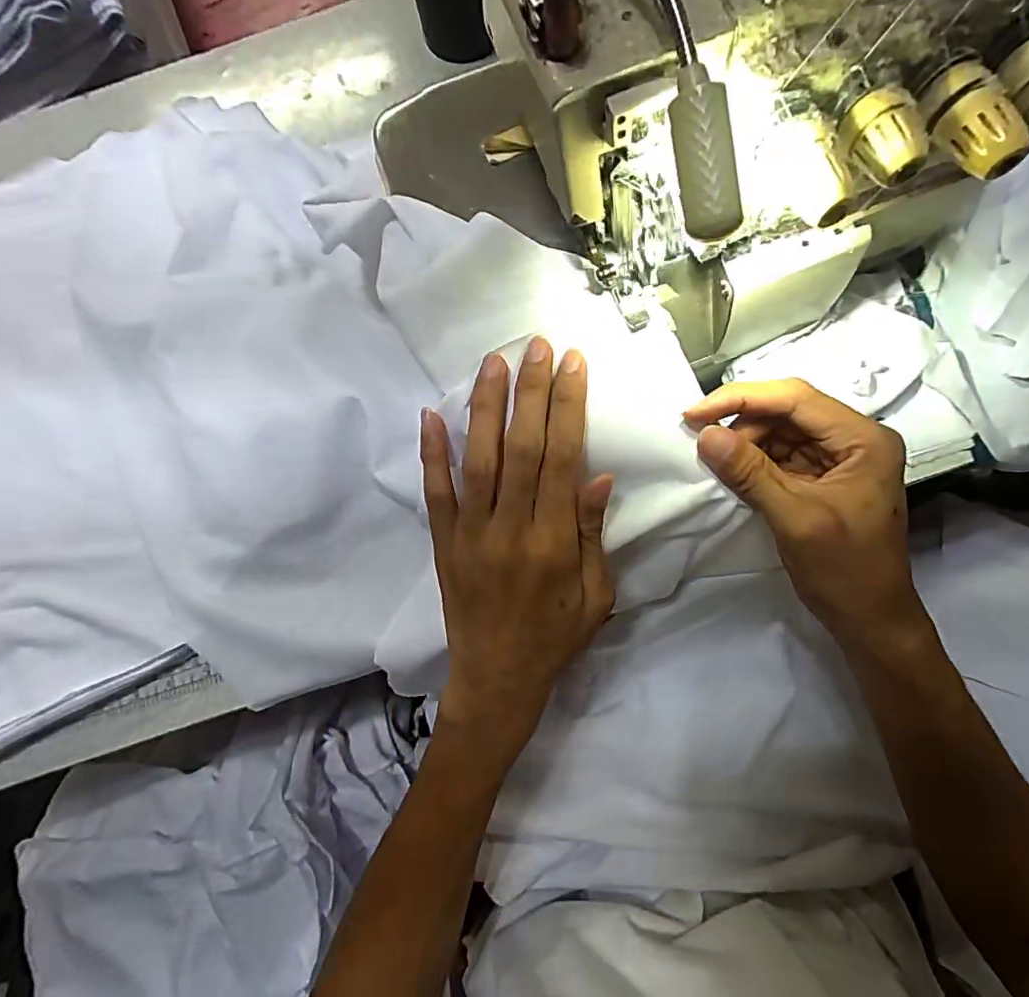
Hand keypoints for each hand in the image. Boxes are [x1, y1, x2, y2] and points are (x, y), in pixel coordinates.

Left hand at [421, 337, 616, 746]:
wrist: (497, 680)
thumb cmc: (556, 638)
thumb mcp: (596, 596)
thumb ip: (593, 535)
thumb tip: (597, 478)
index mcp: (554, 542)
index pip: (562, 459)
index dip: (568, 408)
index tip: (574, 367)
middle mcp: (511, 529)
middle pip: (523, 447)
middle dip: (532, 392)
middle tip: (538, 347)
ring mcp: (471, 534)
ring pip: (479, 459)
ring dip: (486, 407)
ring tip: (494, 362)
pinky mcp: (443, 543)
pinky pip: (435, 493)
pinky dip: (431, 453)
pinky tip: (431, 414)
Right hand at [684, 379, 919, 644]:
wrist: (872, 621)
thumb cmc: (845, 571)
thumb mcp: (794, 519)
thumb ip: (750, 473)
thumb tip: (705, 436)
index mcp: (863, 439)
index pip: (796, 399)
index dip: (741, 399)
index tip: (695, 414)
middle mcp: (856, 438)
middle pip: (789, 410)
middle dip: (743, 421)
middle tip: (701, 440)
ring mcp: (842, 458)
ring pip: (784, 431)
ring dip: (747, 440)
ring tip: (714, 457)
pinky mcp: (827, 477)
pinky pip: (785, 454)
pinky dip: (756, 460)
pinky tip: (733, 469)